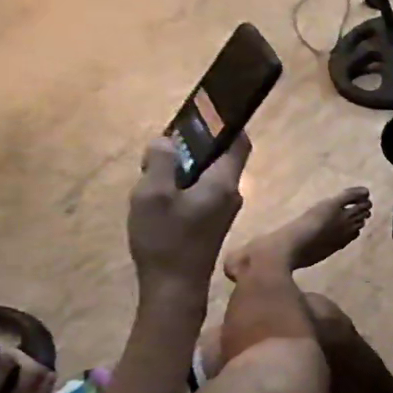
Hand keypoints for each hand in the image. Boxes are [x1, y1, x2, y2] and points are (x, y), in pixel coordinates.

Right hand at [128, 134, 247, 289]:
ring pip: (208, 174)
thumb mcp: (153, 194)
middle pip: (221, 157)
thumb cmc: (166, 237)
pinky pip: (202, 189)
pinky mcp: (212, 219)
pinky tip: (159, 184)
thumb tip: (167, 140)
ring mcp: (223, 207)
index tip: (209, 109)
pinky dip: (185, 180)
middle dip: (197, 143)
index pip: (239, 145)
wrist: (175, 283)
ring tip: (155, 159)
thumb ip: (162, 163)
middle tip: (167, 136)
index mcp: (224, 183)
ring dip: (187, 163)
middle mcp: (231, 193)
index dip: (228, 125)